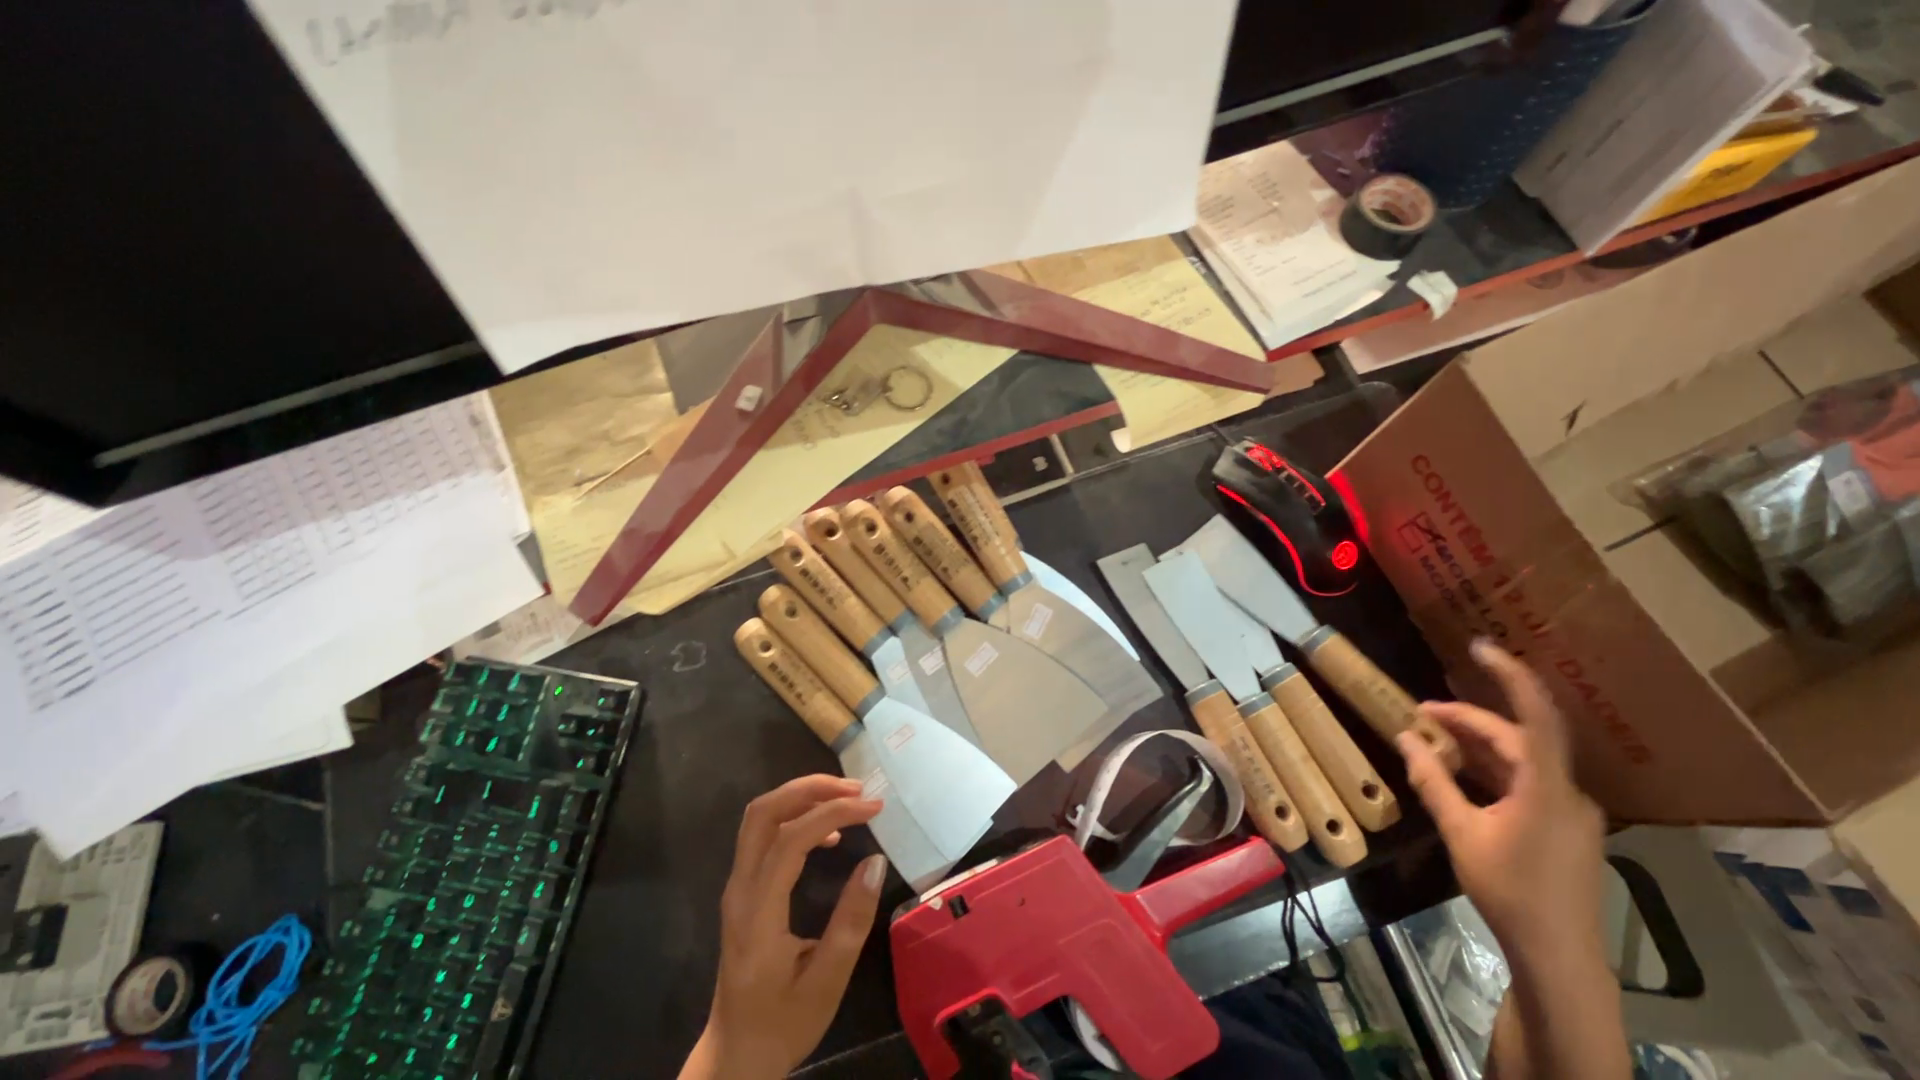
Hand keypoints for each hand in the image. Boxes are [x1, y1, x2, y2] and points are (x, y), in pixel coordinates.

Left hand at [683, 775, 888, 1079]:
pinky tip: (829, 835)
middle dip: (809, 789)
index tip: (874, 808)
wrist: (736, 1055)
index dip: (833, 813)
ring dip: (801, 799)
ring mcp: (737, 889)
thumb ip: (851, 921)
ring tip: (849, 801)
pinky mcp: (743, 893)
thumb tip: (875, 862)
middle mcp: (740, 890)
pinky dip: (795, 819)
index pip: (790, 839)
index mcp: (757, 911)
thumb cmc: (784, 1022)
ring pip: (759, 820)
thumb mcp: (827, 981)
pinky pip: (762, 838)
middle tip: (857, 790)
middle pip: (761, 813)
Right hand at [1396, 640, 1606, 960]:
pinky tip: (1464, 778)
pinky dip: (1495, 772)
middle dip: (1468, 722)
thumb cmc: (1508, 890)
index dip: (1509, 676)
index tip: (1480, 647)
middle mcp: (1567, 790)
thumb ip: (1434, 782)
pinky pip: (1530, 784)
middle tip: (1420, 715)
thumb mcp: (1461, 833)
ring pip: (1523, 762)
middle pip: (1518, 738)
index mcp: (1545, 786)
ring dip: (1480, 748)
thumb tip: (1406, 739)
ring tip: (1434, 740)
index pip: (1534, 715)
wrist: (1558, 953)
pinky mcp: (1569, 829)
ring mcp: (1573, 811)